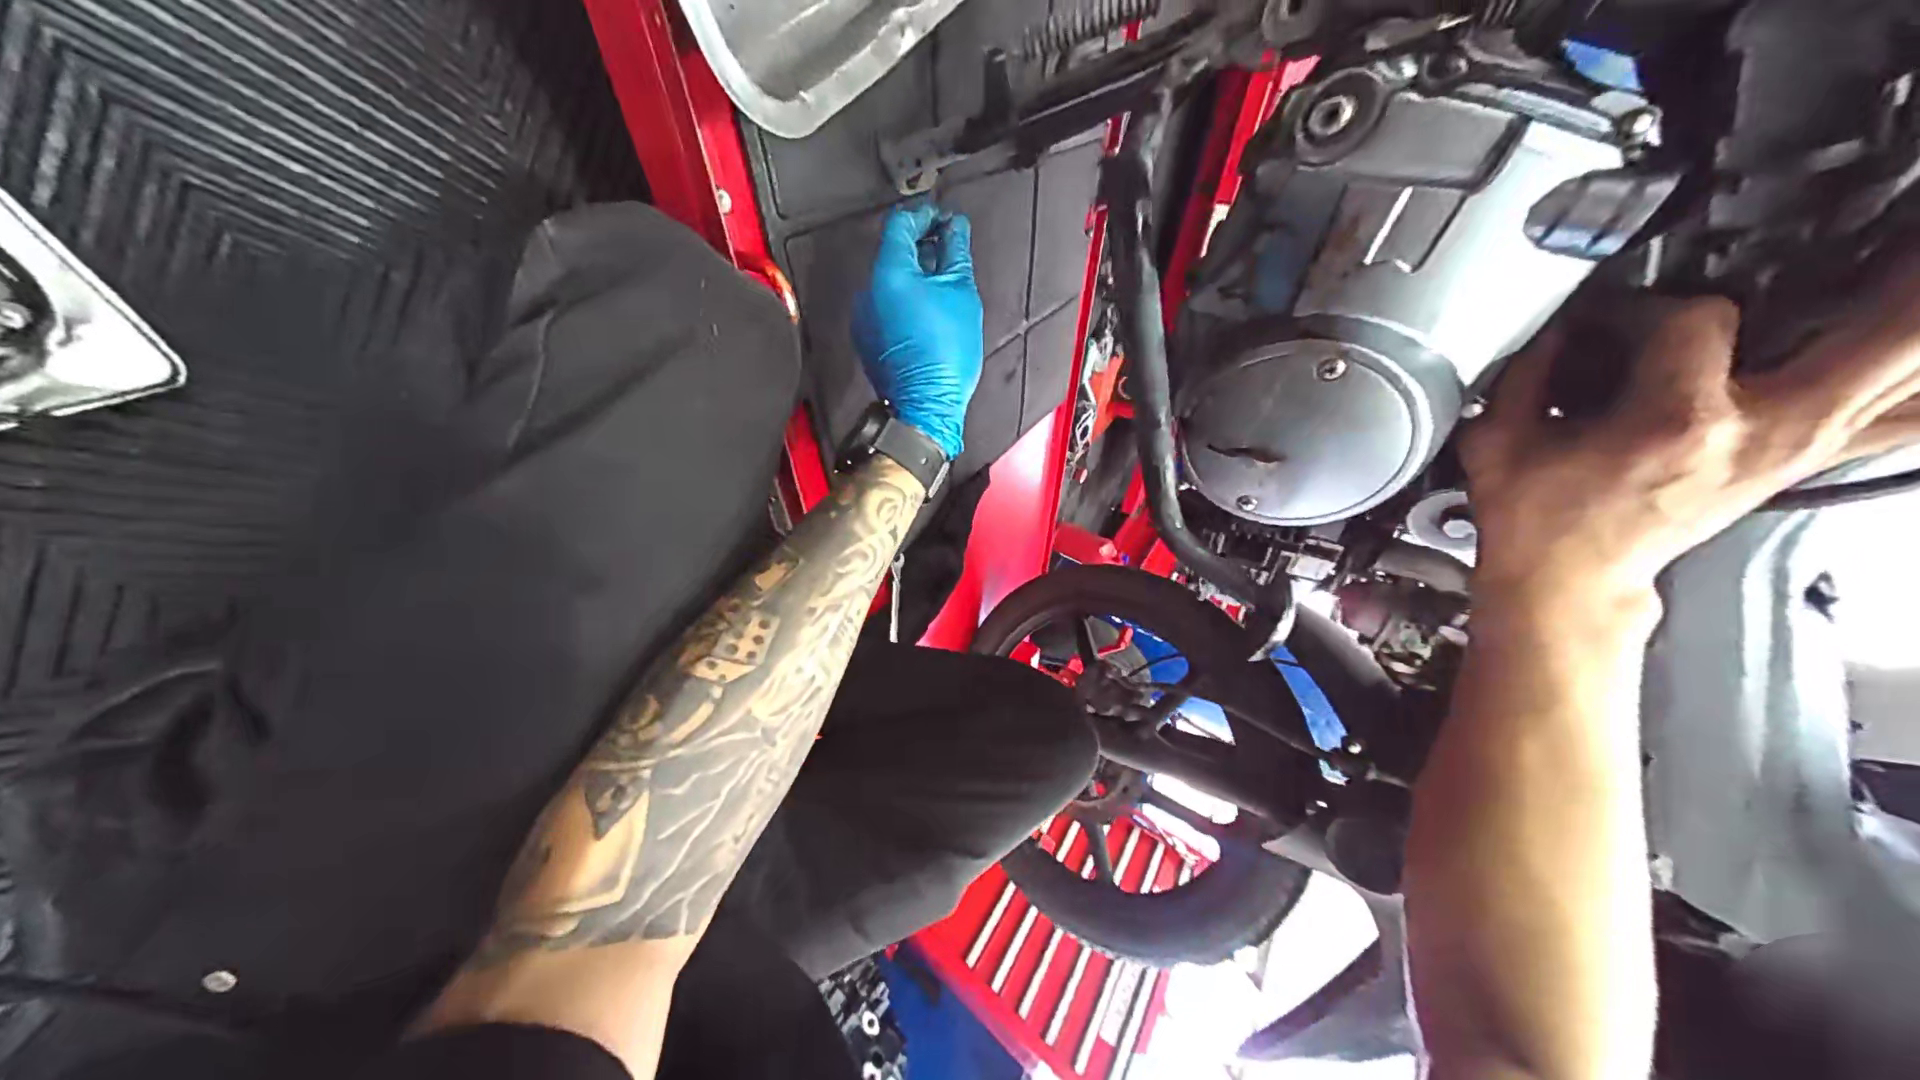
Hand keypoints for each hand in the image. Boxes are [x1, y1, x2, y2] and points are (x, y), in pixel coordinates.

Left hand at [853, 203, 983, 459]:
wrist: (926, 404)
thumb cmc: (943, 357)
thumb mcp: (961, 294)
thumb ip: (956, 252)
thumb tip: (955, 228)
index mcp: (890, 274)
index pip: (901, 223)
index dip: (925, 215)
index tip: (941, 220)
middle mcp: (869, 291)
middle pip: (893, 252)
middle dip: (921, 246)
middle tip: (948, 249)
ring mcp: (865, 315)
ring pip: (889, 280)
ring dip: (913, 274)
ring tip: (941, 284)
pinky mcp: (867, 336)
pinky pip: (884, 304)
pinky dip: (904, 299)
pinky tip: (927, 310)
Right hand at [1463, 260, 1919, 607]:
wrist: (1567, 580)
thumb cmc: (1535, 521)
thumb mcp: (1498, 442)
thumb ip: (1525, 375)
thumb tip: (1555, 332)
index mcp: (1674, 421)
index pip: (1691, 319)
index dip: (1641, 304)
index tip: (1601, 318)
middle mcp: (1757, 431)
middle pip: (1886, 326)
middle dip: (1896, 273)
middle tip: (1893, 220)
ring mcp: (1793, 449)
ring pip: (1910, 374)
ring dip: (1907, 321)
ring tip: (1898, 277)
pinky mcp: (1798, 466)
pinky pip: (1901, 422)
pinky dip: (1913, 390)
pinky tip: (1900, 370)